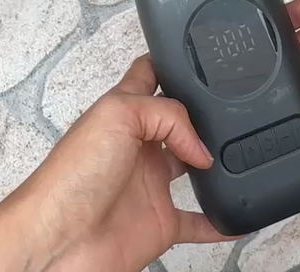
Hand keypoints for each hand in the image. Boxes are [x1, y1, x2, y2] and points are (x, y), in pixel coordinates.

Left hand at [14, 55, 233, 269]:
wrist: (60, 240)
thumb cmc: (72, 174)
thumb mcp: (118, 115)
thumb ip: (166, 116)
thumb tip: (199, 146)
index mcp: (124, 109)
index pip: (148, 75)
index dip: (169, 63)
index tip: (197, 58)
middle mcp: (139, 144)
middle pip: (176, 120)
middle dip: (201, 116)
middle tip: (229, 112)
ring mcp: (149, 183)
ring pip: (191, 168)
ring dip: (214, 164)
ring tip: (240, 154)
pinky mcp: (159, 222)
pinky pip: (199, 222)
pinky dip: (221, 221)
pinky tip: (238, 216)